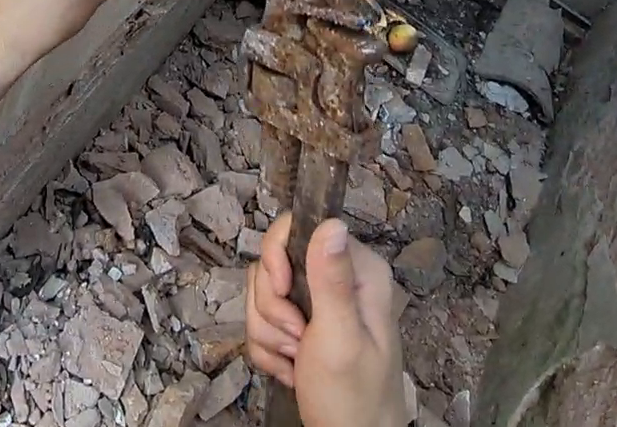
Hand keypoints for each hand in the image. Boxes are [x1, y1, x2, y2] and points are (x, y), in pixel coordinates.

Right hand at [247, 214, 411, 426]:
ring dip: (269, 332)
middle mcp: (335, 275)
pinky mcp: (298, 322)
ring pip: (261, 292)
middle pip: (272, 262)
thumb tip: (332, 221)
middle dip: (272, 307)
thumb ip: (332, 280)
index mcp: (357, 268)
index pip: (297, 227)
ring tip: (295, 360)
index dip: (278, 256)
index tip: (282, 289)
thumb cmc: (352, 396)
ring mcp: (315, 300)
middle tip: (297, 340)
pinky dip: (267, 348)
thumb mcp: (341, 338)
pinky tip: (289, 370)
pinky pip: (260, 318)